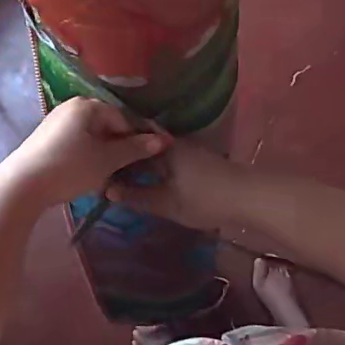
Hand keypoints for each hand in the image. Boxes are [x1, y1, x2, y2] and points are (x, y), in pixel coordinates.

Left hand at [0, 98, 167, 208]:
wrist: (22, 184)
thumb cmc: (69, 168)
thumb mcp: (106, 160)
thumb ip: (135, 149)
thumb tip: (162, 140)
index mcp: (87, 106)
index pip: (123, 118)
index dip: (138, 139)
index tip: (149, 159)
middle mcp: (71, 106)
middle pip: (106, 125)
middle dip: (120, 147)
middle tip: (128, 170)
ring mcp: (56, 121)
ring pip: (91, 135)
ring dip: (103, 154)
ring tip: (109, 175)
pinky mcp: (46, 138)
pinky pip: (76, 142)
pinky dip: (86, 155)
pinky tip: (87, 174)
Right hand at [106, 137, 250, 231]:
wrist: (250, 197)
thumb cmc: (204, 198)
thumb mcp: (166, 203)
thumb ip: (136, 197)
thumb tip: (108, 191)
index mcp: (161, 147)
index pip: (128, 143)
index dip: (110, 153)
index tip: (93, 164)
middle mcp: (172, 142)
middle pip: (140, 145)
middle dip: (123, 156)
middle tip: (103, 171)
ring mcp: (186, 149)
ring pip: (152, 152)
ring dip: (138, 161)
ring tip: (119, 175)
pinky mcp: (196, 159)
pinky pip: (164, 157)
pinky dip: (151, 165)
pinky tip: (145, 178)